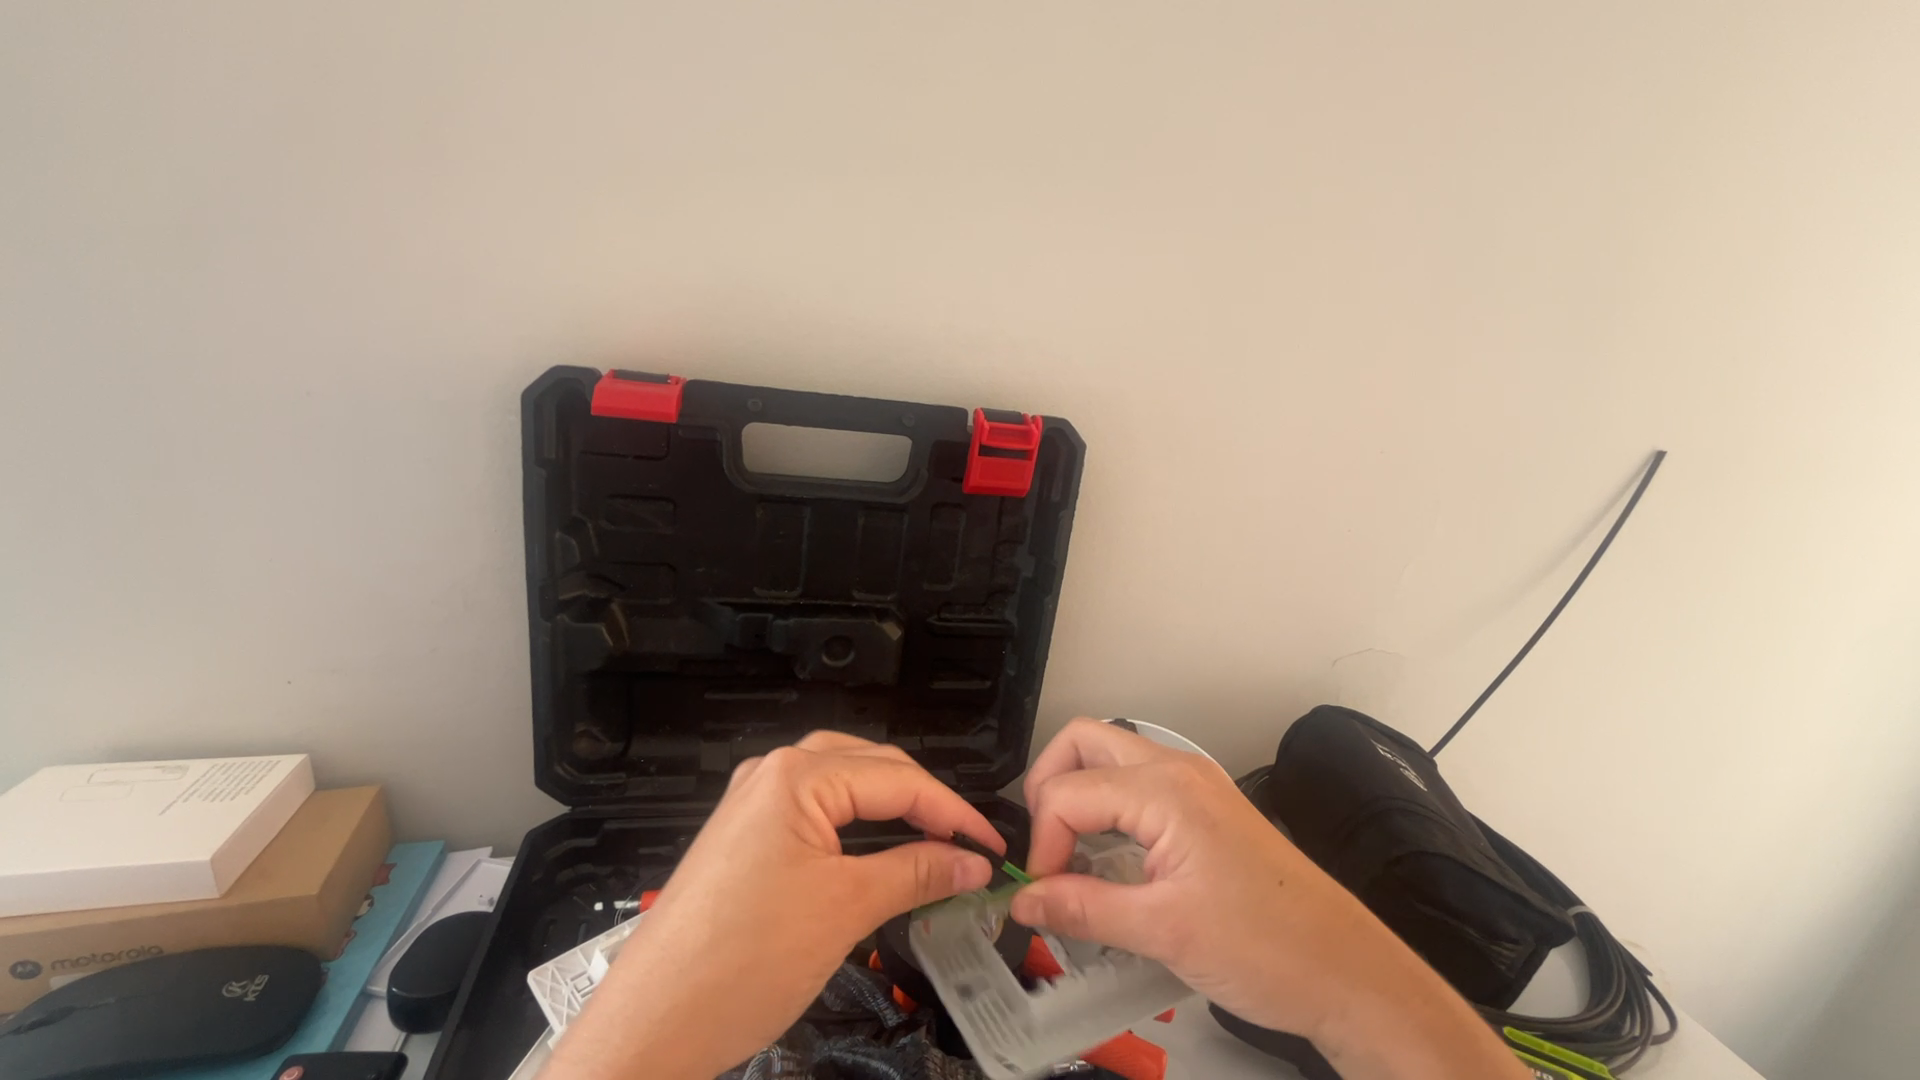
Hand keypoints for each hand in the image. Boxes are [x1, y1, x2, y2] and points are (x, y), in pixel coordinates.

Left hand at [543, 730, 1002, 1079]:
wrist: (653, 1024)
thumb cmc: (743, 962)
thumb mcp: (846, 910)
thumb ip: (918, 872)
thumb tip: (971, 860)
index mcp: (795, 776)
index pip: (897, 780)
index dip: (953, 812)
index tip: (992, 845)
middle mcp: (770, 774)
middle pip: (870, 768)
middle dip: (923, 801)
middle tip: (966, 843)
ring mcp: (752, 803)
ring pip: (841, 784)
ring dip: (889, 807)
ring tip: (931, 840)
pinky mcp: (744, 836)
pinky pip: (813, 811)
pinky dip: (855, 825)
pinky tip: (875, 849)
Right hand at [1010, 719, 1528, 1079]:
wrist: (1350, 973)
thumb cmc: (1265, 949)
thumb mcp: (1163, 932)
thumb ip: (1082, 909)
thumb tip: (1022, 900)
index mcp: (1164, 789)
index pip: (1067, 792)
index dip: (1042, 843)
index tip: (1044, 895)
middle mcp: (1177, 769)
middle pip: (1084, 742)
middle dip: (1047, 786)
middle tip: (1044, 848)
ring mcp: (1195, 784)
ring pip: (1111, 757)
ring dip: (1076, 792)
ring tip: (1067, 855)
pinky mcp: (1206, 806)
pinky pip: (1137, 783)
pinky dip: (1106, 806)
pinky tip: (1105, 856)